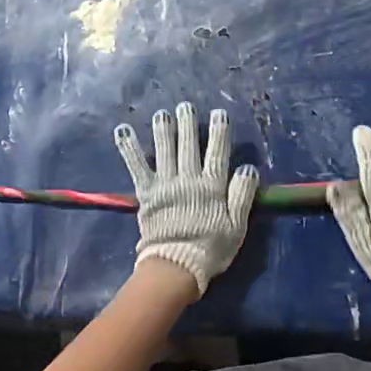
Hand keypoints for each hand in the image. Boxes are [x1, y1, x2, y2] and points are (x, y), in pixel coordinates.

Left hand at [114, 102, 260, 294]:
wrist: (177, 264)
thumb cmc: (211, 248)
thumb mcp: (237, 225)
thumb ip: (242, 195)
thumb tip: (247, 168)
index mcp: (212, 187)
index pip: (217, 153)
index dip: (219, 132)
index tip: (219, 114)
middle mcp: (188, 179)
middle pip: (189, 146)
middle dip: (188, 124)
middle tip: (185, 106)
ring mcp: (165, 184)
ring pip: (164, 150)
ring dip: (163, 129)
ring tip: (161, 112)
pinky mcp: (146, 193)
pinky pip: (136, 166)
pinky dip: (129, 148)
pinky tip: (123, 130)